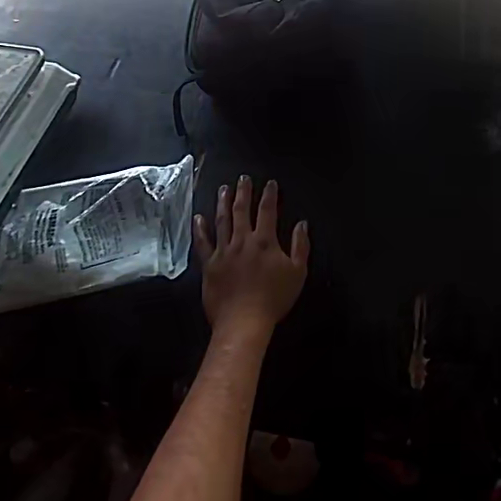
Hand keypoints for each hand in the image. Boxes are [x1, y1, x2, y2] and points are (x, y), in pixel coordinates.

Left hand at [193, 176, 310, 338]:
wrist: (243, 322)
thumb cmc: (274, 298)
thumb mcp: (298, 272)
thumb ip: (300, 245)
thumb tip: (301, 224)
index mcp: (265, 241)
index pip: (267, 211)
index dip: (269, 195)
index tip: (269, 183)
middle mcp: (243, 241)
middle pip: (242, 210)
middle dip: (243, 192)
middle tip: (242, 179)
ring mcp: (223, 252)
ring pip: (222, 221)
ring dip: (223, 203)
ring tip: (223, 190)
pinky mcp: (209, 265)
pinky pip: (203, 243)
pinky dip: (200, 229)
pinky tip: (198, 218)